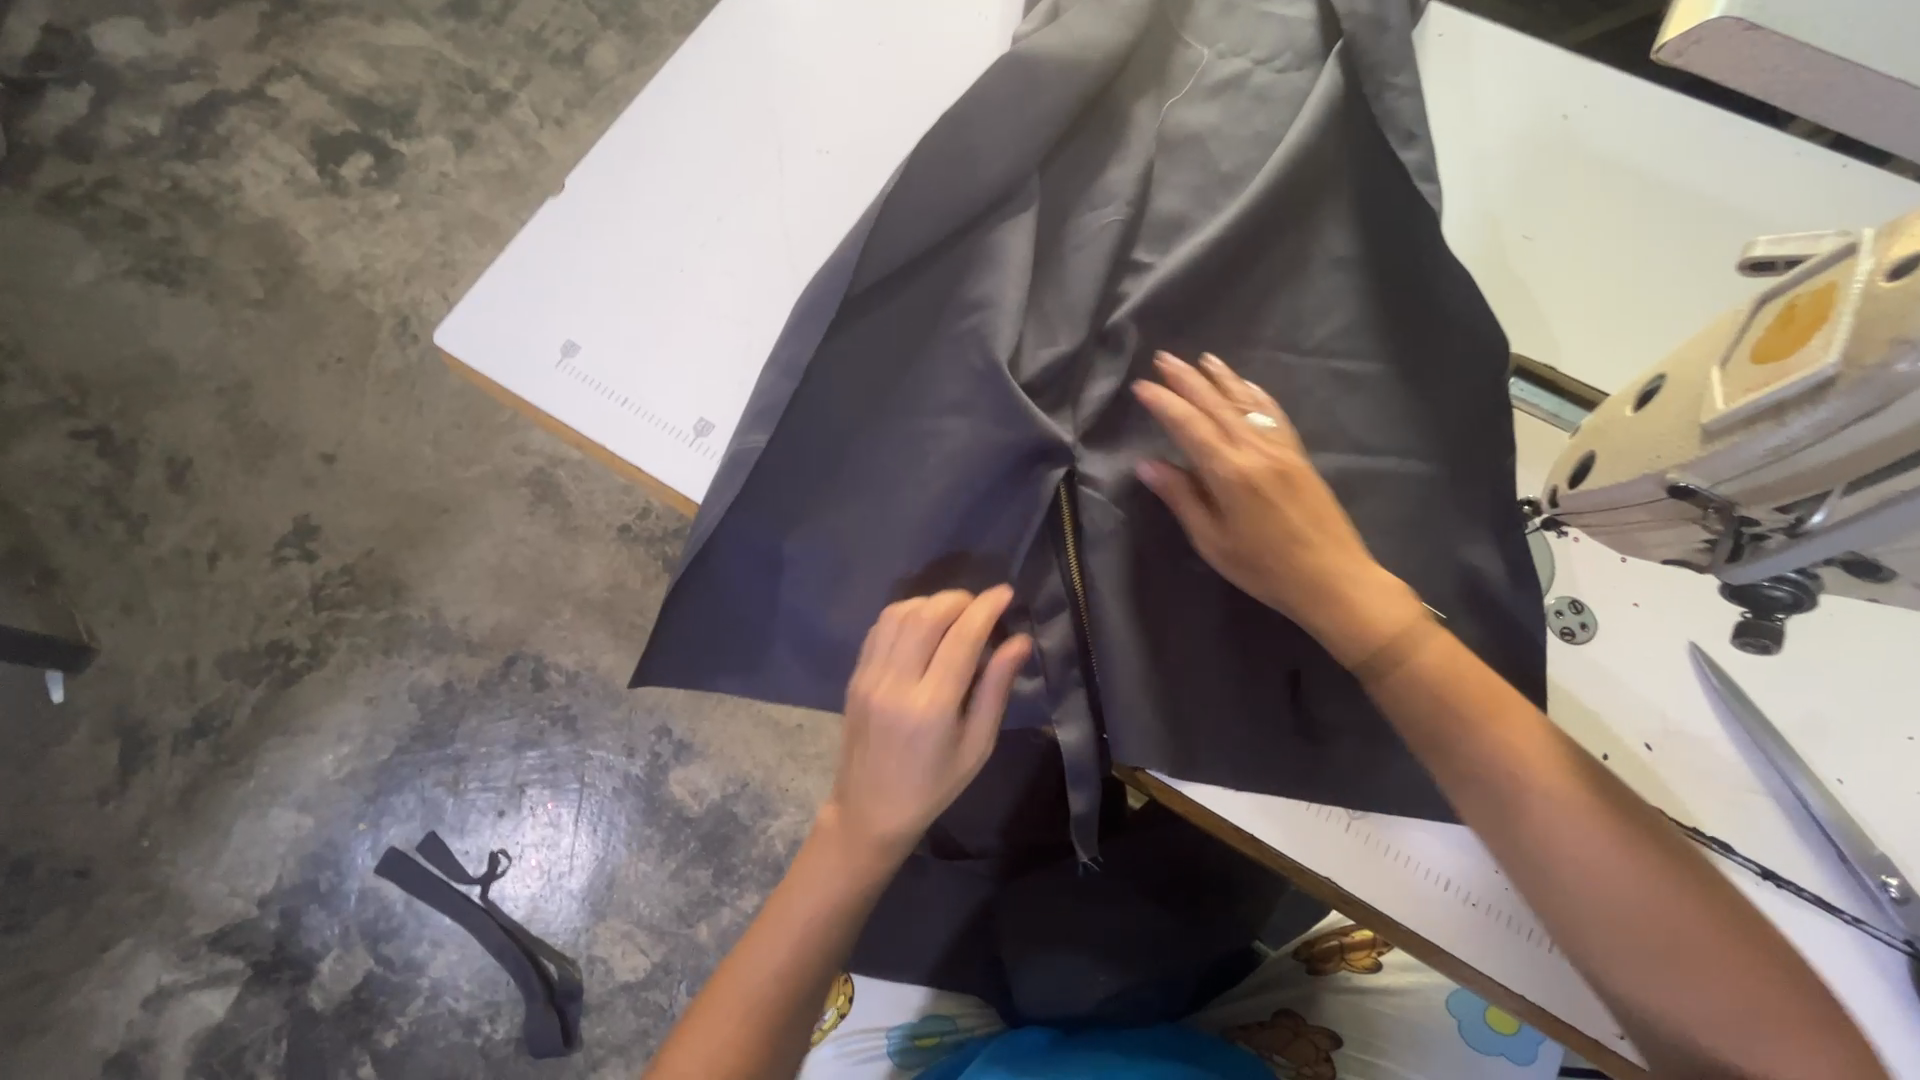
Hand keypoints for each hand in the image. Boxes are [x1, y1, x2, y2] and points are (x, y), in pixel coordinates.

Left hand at [824, 586, 1032, 863]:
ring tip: (955, 614)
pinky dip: (906, 614)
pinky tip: (924, 626)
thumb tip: (1020, 641)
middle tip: (982, 607)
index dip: (986, 608)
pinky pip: (880, 627)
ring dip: (931, 603)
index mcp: (932, 708)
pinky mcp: (856, 675)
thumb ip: (996, 689)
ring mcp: (869, 677)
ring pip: (899, 614)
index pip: (962, 638)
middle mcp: (895, 684)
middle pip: (927, 616)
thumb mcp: (977, 745)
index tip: (1006, 593)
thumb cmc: (934, 785)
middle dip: (959, 600)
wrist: (870, 809)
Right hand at [1131, 351, 1425, 664]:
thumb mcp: (1212, 541)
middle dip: (1188, 380)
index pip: (1189, 426)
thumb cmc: (1264, 568)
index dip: (1164, 403)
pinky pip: (1273, 414)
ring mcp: (1281, 449)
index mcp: (1229, 473)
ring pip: (1245, 403)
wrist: (1333, 579)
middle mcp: (1255, 450)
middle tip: (1164, 358)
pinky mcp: (1298, 455)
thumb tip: (1147, 464)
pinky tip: (1247, 386)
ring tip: (1203, 359)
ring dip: (1221, 379)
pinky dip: (1256, 395)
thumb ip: (1181, 498)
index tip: (1142, 386)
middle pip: (1216, 405)